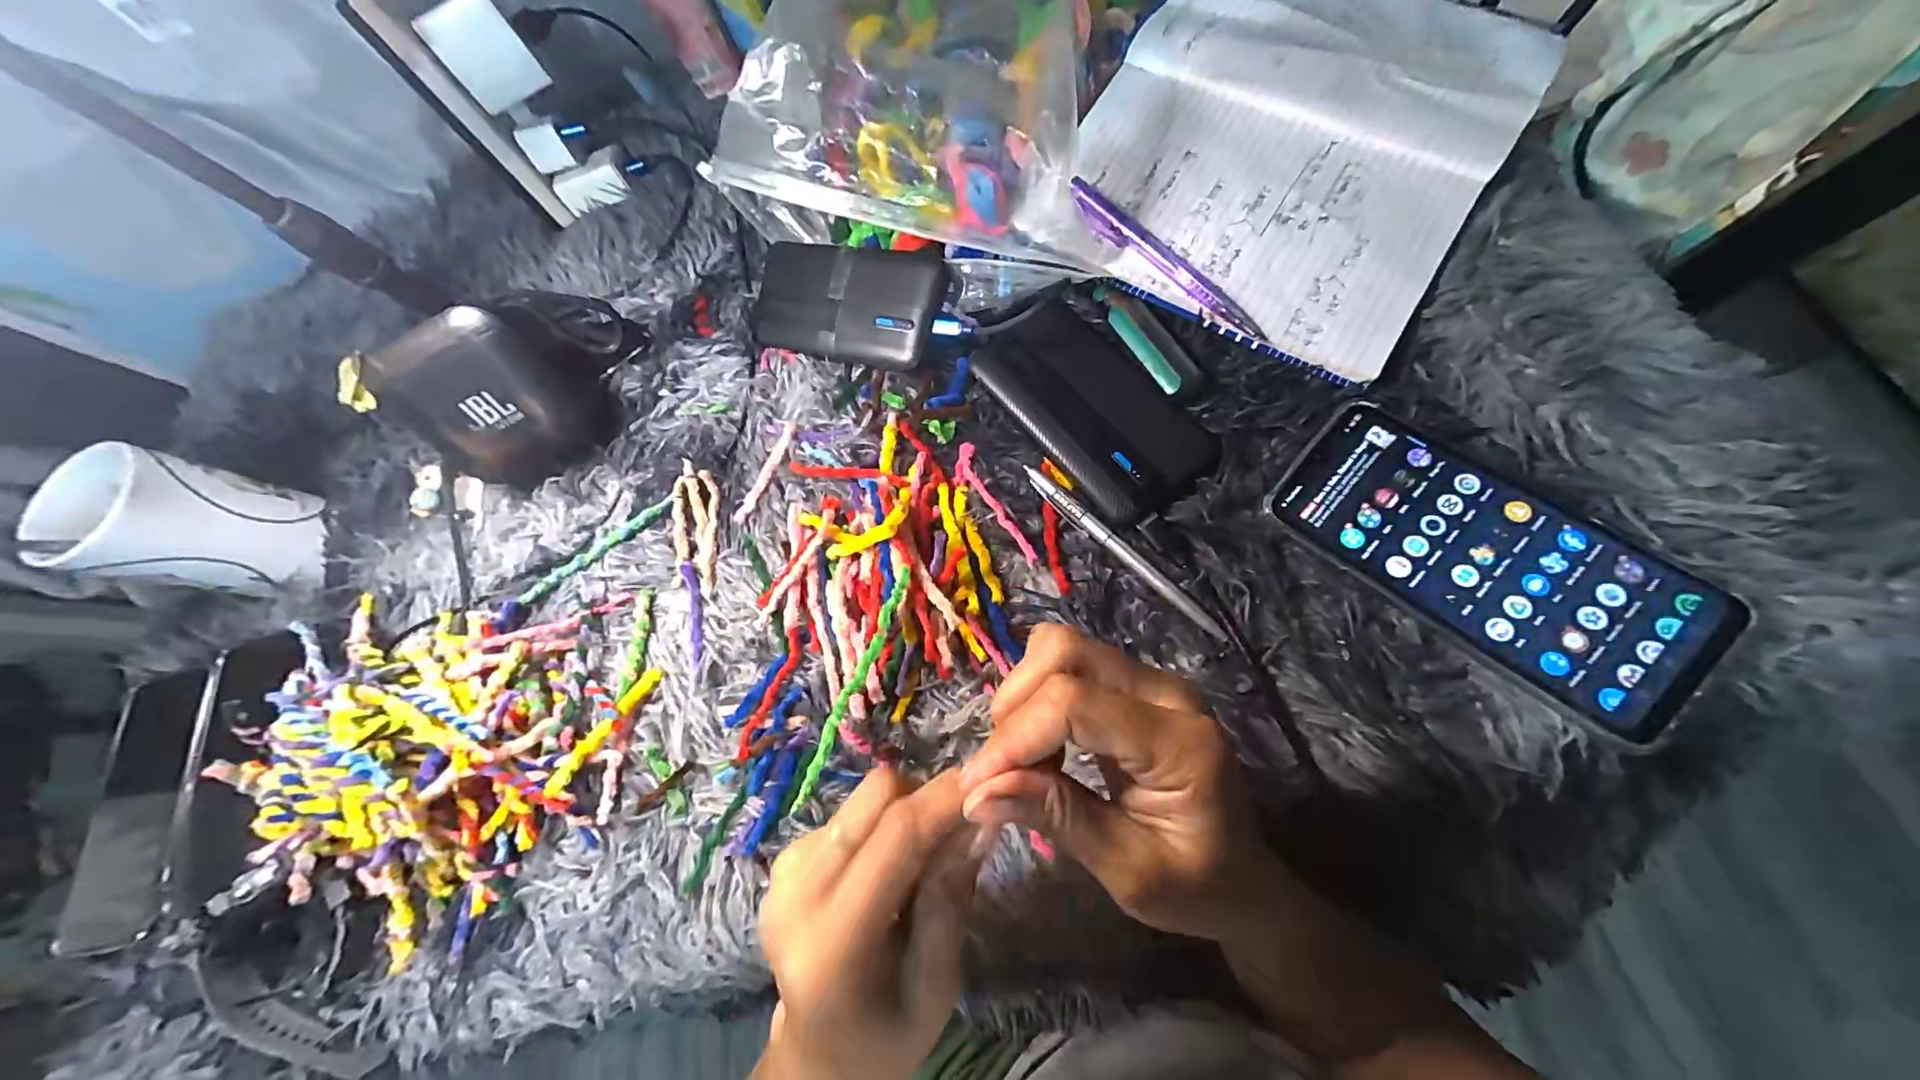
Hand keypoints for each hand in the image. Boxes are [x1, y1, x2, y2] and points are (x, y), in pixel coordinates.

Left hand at [754, 767, 984, 1079]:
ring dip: (905, 808)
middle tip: (960, 826)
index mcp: (833, 938)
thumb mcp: (936, 986)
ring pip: (864, 796)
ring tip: (925, 855)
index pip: (897, 837)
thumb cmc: (886, 1030)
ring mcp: (785, 869)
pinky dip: (883, 822)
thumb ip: (951, 901)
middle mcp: (798, 891)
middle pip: (876, 797)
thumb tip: (980, 820)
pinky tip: (891, 865)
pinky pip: (851, 811)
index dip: (946, 799)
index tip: (991, 782)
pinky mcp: (786, 857)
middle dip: (927, 795)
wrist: (818, 1050)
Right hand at [957, 625, 1462, 1068]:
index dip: (1016, 737)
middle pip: (1066, 653)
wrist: (1243, 878)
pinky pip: (1071, 663)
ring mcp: (1153, 682)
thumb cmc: (1196, 887)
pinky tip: (1040, 745)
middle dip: (1014, 707)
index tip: (976, 785)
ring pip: (1062, 648)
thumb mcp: (1128, 872)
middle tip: (999, 770)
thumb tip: (978, 792)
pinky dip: (1037, 695)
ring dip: (1023, 697)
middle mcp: (1167, 693)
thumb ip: (1058, 818)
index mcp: (1179, 742)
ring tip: (1020, 759)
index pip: (1075, 703)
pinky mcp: (1136, 685)